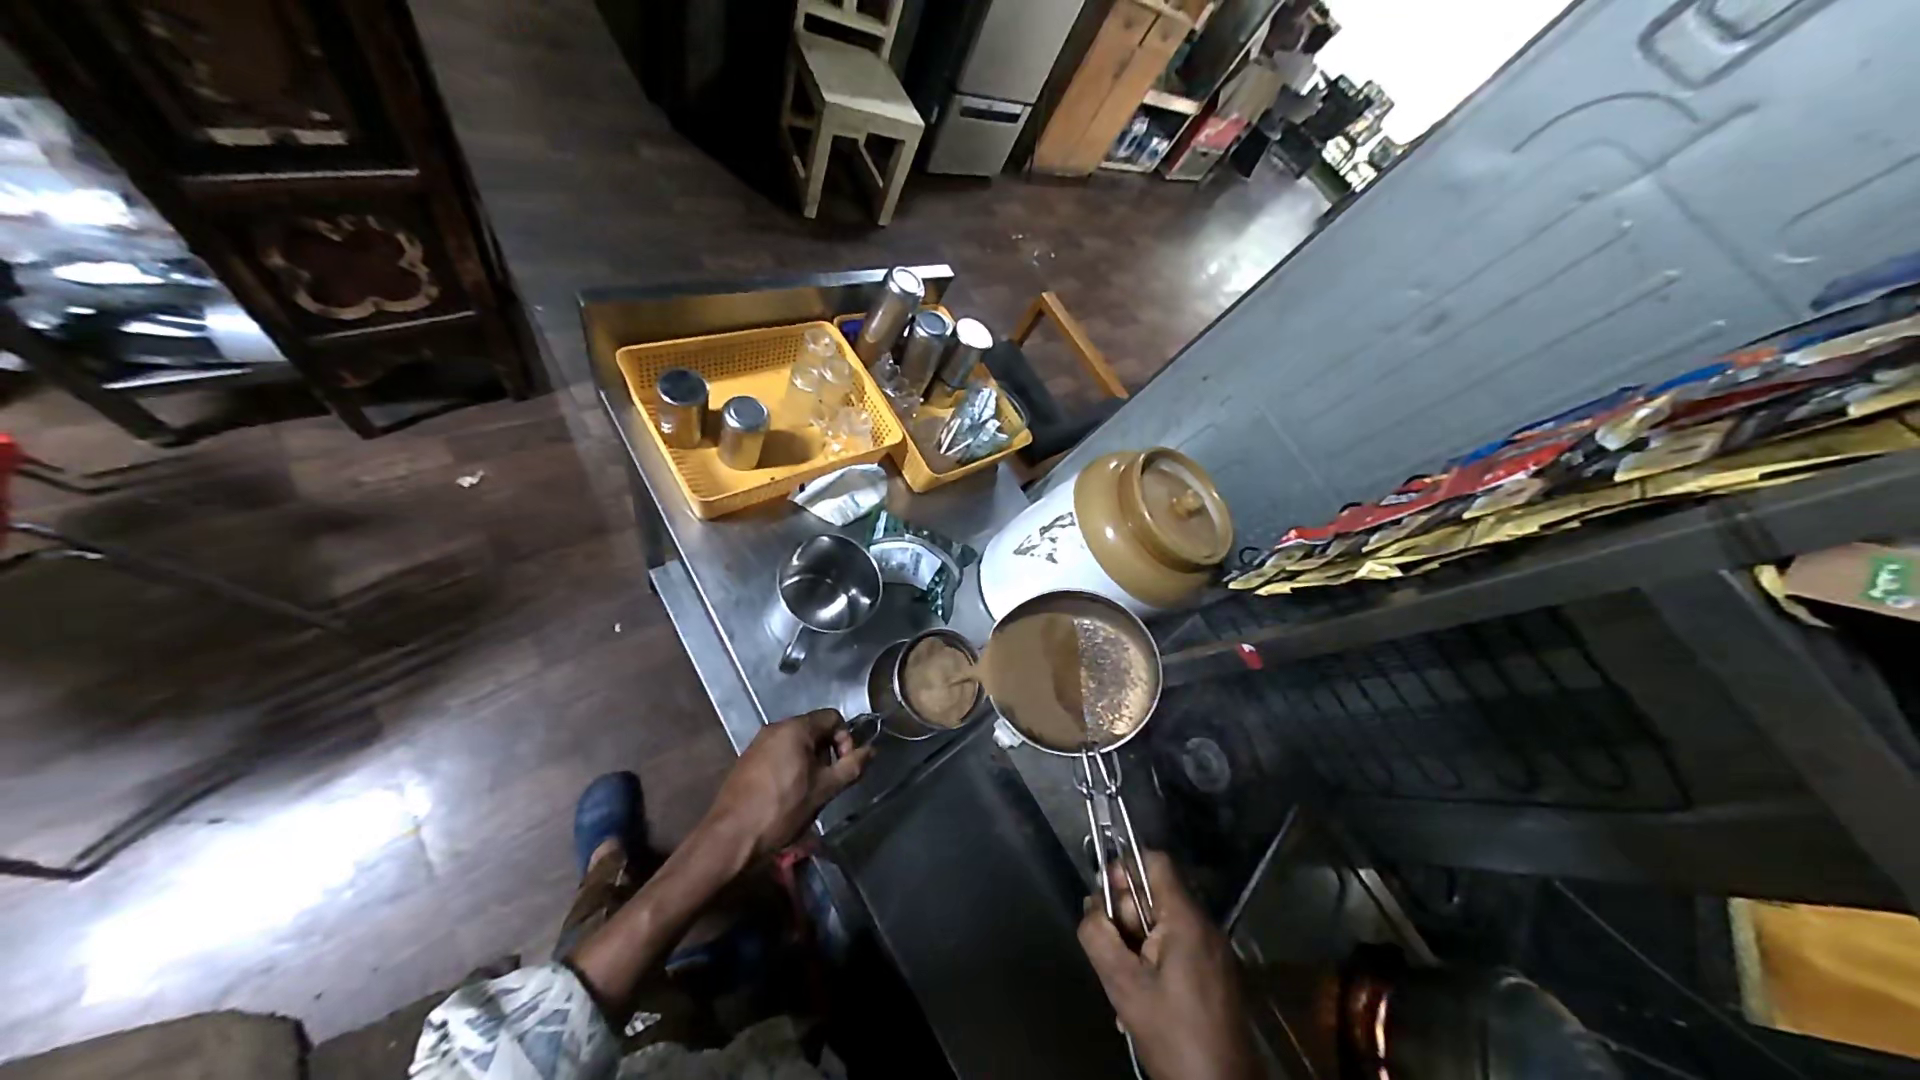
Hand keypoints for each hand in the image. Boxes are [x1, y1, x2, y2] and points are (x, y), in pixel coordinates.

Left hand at [702, 708, 874, 857]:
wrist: (731, 837)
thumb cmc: (782, 809)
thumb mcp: (824, 790)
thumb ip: (852, 767)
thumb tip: (872, 750)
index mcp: (795, 728)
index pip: (833, 718)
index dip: (846, 739)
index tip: (844, 767)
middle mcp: (775, 728)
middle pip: (814, 729)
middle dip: (828, 753)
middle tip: (828, 783)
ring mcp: (758, 743)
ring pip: (796, 743)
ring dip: (810, 762)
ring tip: (809, 792)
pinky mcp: (747, 760)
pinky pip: (779, 754)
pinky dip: (791, 767)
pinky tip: (789, 795)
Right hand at [1078, 851, 1259, 1079]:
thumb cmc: (1173, 1036)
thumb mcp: (1123, 985)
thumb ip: (1098, 937)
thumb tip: (1091, 907)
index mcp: (1186, 920)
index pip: (1154, 862)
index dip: (1124, 869)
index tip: (1104, 899)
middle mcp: (1204, 927)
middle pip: (1154, 895)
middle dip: (1124, 916)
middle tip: (1111, 951)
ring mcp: (1212, 952)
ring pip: (1160, 925)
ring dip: (1134, 944)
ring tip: (1123, 982)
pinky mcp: (1214, 976)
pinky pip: (1174, 949)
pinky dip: (1152, 962)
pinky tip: (1141, 996)